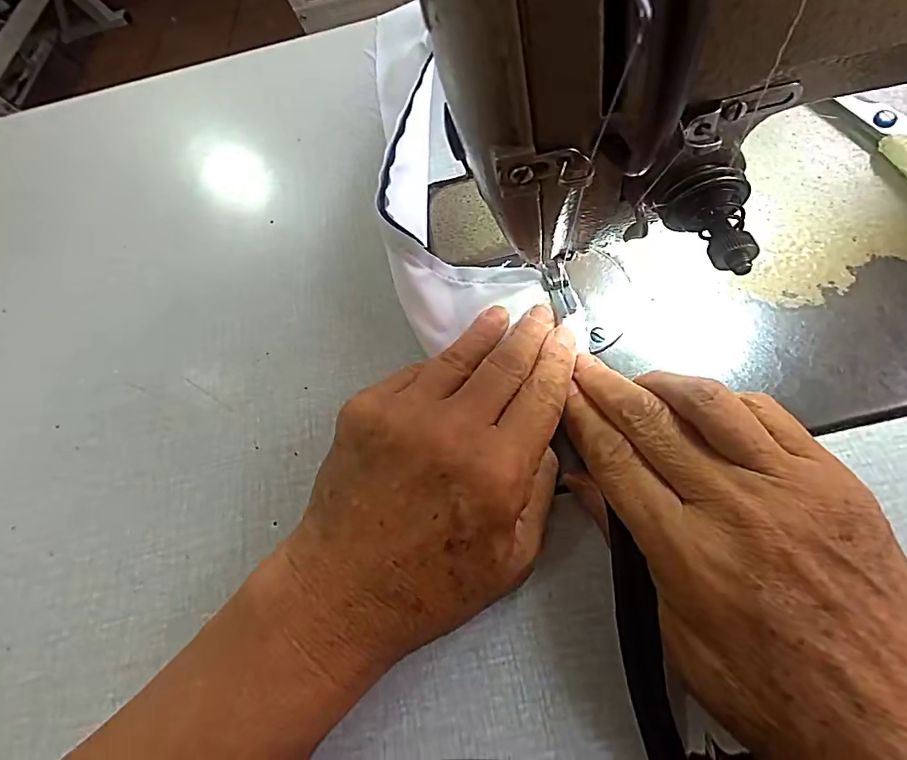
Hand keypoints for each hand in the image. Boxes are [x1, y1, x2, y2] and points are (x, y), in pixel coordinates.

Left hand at [275, 303, 576, 675]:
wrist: (340, 592)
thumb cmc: (433, 587)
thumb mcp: (514, 558)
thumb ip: (541, 491)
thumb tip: (546, 437)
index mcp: (499, 470)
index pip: (541, 395)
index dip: (558, 362)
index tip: (566, 338)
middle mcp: (454, 431)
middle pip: (506, 365)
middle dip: (530, 335)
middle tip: (542, 314)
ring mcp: (405, 413)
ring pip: (459, 358)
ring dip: (487, 332)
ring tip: (503, 315)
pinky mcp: (367, 407)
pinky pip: (416, 374)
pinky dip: (441, 365)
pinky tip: (454, 359)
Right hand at [562, 358, 906, 759]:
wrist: (890, 707)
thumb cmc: (777, 692)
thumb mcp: (682, 640)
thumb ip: (635, 556)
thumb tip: (593, 493)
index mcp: (689, 553)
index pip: (619, 464)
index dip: (585, 420)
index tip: (567, 393)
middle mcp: (733, 504)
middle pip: (654, 424)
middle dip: (609, 388)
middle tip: (586, 365)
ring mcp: (786, 482)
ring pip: (711, 404)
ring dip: (666, 382)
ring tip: (642, 378)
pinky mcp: (828, 473)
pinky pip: (770, 412)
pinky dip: (730, 399)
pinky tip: (712, 403)